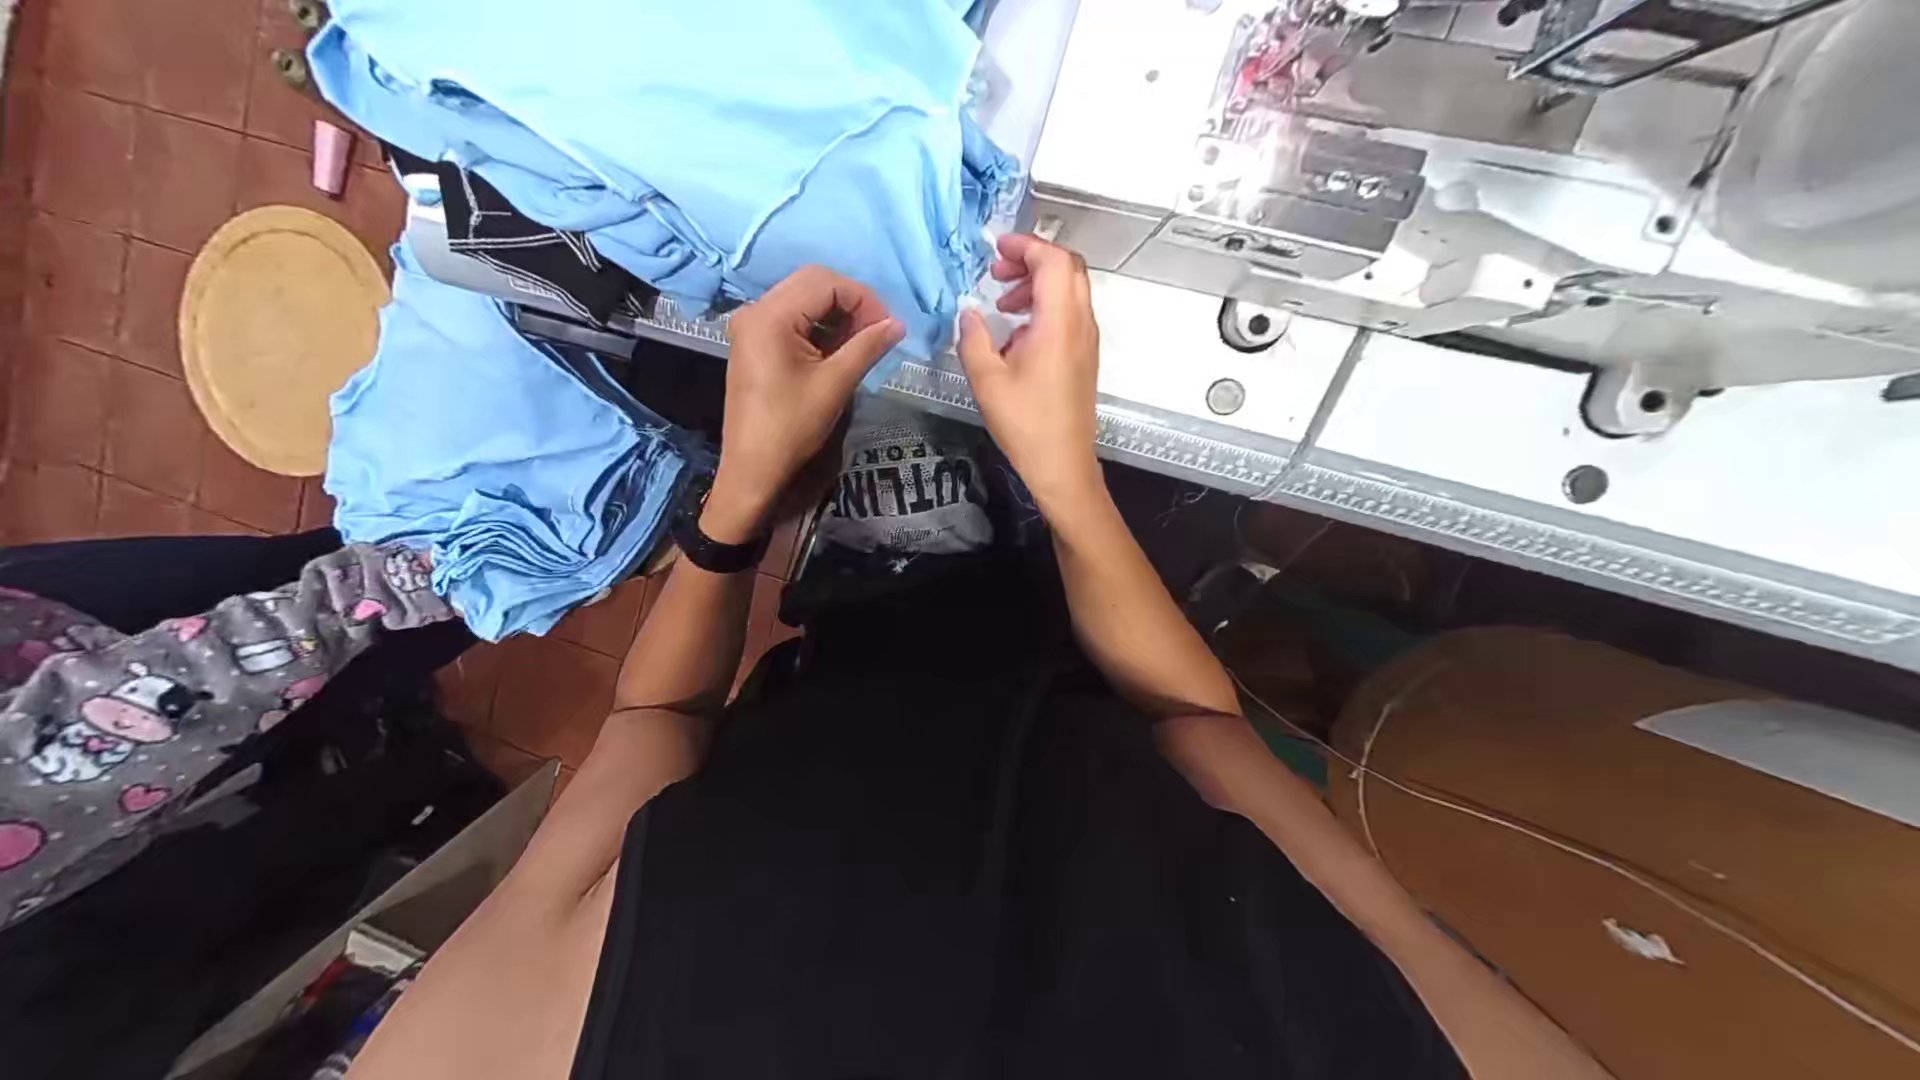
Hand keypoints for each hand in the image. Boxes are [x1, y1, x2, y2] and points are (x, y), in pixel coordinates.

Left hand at [704, 267, 904, 543]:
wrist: (753, 468)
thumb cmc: (792, 428)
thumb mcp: (836, 384)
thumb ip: (867, 347)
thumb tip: (897, 324)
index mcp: (770, 316)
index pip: (825, 283)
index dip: (863, 298)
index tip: (889, 326)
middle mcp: (756, 311)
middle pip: (813, 283)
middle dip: (852, 302)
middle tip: (878, 332)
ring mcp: (752, 326)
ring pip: (804, 299)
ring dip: (837, 314)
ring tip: (864, 342)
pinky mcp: (755, 342)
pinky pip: (793, 319)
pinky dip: (820, 327)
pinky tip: (840, 349)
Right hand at [957, 234, 1103, 520]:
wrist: (1062, 464)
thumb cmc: (1025, 424)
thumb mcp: (987, 380)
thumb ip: (973, 338)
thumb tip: (969, 313)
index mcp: (1059, 323)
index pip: (1053, 260)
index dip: (1025, 245)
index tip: (995, 249)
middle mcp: (1081, 324)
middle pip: (1067, 268)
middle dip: (1031, 260)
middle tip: (997, 273)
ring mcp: (1087, 341)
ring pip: (1070, 290)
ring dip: (1037, 285)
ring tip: (1002, 305)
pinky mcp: (1084, 357)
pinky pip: (1070, 314)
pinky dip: (1045, 307)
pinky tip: (1017, 334)